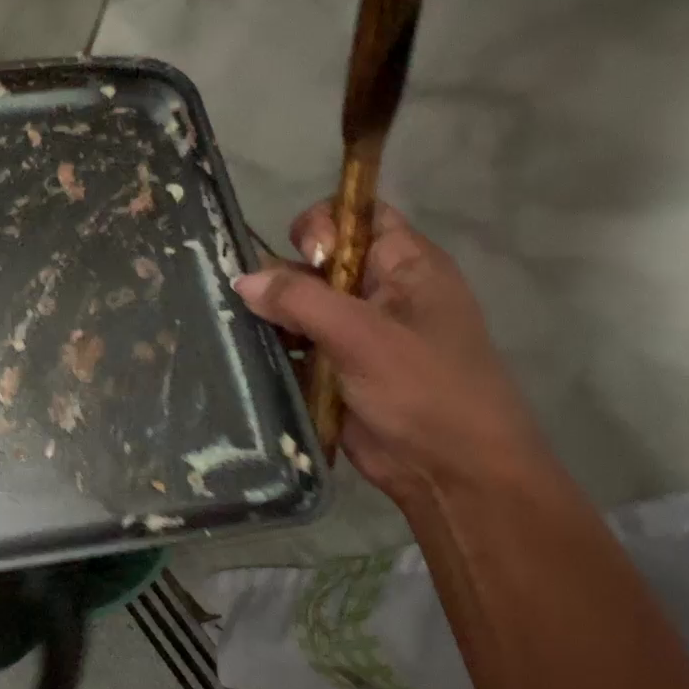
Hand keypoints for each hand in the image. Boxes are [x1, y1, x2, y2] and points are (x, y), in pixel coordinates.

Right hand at [232, 200, 548, 506]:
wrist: (450, 471)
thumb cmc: (425, 391)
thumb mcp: (364, 336)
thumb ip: (301, 301)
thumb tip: (242, 279)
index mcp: (407, 268)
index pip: (359, 217)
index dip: (324, 225)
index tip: (303, 258)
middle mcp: (379, 294)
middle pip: (318, 262)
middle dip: (281, 274)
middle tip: (255, 302)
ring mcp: (354, 334)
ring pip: (298, 306)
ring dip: (268, 314)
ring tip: (237, 328)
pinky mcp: (332, 370)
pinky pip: (292, 346)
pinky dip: (269, 347)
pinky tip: (243, 354)